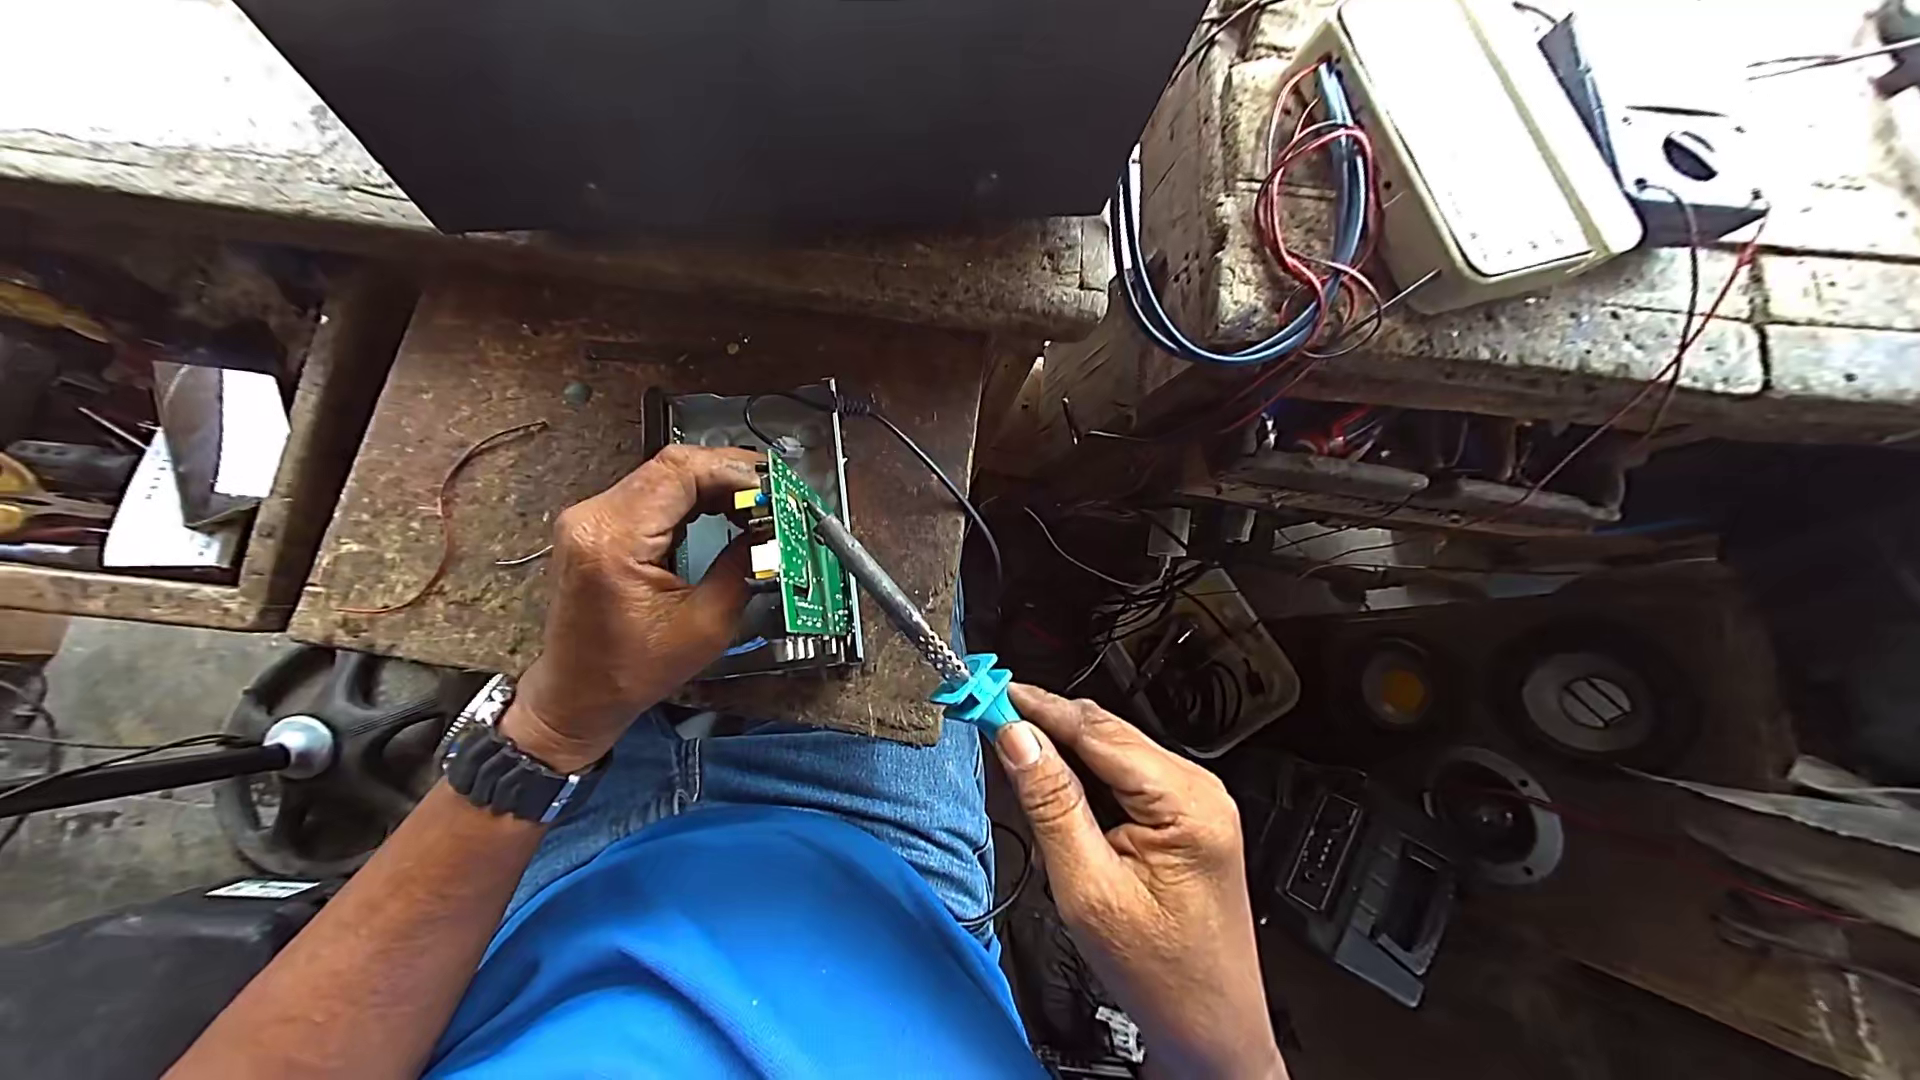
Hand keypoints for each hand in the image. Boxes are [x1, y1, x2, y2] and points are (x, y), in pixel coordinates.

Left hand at [502, 445, 763, 771]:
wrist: (578, 693)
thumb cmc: (629, 671)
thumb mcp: (707, 624)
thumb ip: (743, 568)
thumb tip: (772, 531)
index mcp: (614, 541)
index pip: (682, 472)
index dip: (736, 472)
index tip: (773, 488)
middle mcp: (594, 519)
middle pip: (675, 465)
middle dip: (732, 475)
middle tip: (773, 495)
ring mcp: (593, 519)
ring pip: (667, 474)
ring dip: (717, 485)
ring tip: (757, 506)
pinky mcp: (601, 526)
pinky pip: (656, 492)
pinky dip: (697, 497)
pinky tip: (726, 512)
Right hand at [999, 684, 1284, 1079]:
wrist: (1210, 1031)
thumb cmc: (1163, 976)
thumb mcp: (1088, 890)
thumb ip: (1051, 804)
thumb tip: (1018, 740)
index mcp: (1186, 802)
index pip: (1095, 730)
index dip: (1035, 707)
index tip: (990, 695)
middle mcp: (1197, 788)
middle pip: (1104, 730)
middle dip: (1043, 719)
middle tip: (989, 714)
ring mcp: (1192, 797)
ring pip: (1109, 746)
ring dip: (1058, 741)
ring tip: (1009, 739)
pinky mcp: (1180, 810)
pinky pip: (1120, 770)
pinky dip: (1079, 765)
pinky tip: (1049, 770)